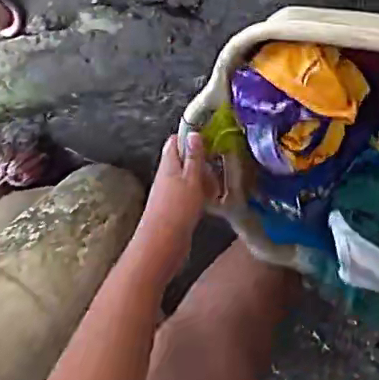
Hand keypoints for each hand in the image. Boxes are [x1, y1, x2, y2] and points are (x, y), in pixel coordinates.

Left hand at [134, 132, 214, 276]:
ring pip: (189, 176)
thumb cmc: (177, 209)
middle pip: (184, 158)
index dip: (191, 136)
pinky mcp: (174, 207)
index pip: (176, 140)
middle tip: (217, 168)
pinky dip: (200, 194)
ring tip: (217, 187)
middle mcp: (167, 174)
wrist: (161, 246)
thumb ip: (194, 156)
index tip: (210, 139)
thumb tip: (194, 133)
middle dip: (202, 161)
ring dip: (204, 179)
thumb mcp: (191, 178)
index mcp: (169, 163)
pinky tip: (210, 201)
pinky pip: (189, 193)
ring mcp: (169, 191)